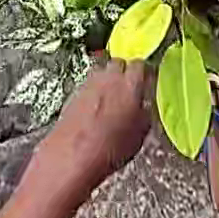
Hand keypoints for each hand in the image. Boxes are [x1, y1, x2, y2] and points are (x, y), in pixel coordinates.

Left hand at [30, 58, 151, 198]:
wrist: (72, 155)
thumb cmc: (110, 148)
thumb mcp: (139, 135)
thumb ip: (143, 113)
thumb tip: (142, 108)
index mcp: (130, 84)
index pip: (140, 65)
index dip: (143, 72)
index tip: (145, 80)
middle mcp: (109, 77)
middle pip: (119, 63)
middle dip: (124, 73)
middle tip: (127, 90)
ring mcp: (90, 82)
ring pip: (102, 72)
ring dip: (107, 81)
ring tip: (110, 101)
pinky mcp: (75, 91)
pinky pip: (89, 84)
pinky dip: (94, 92)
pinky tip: (95, 110)